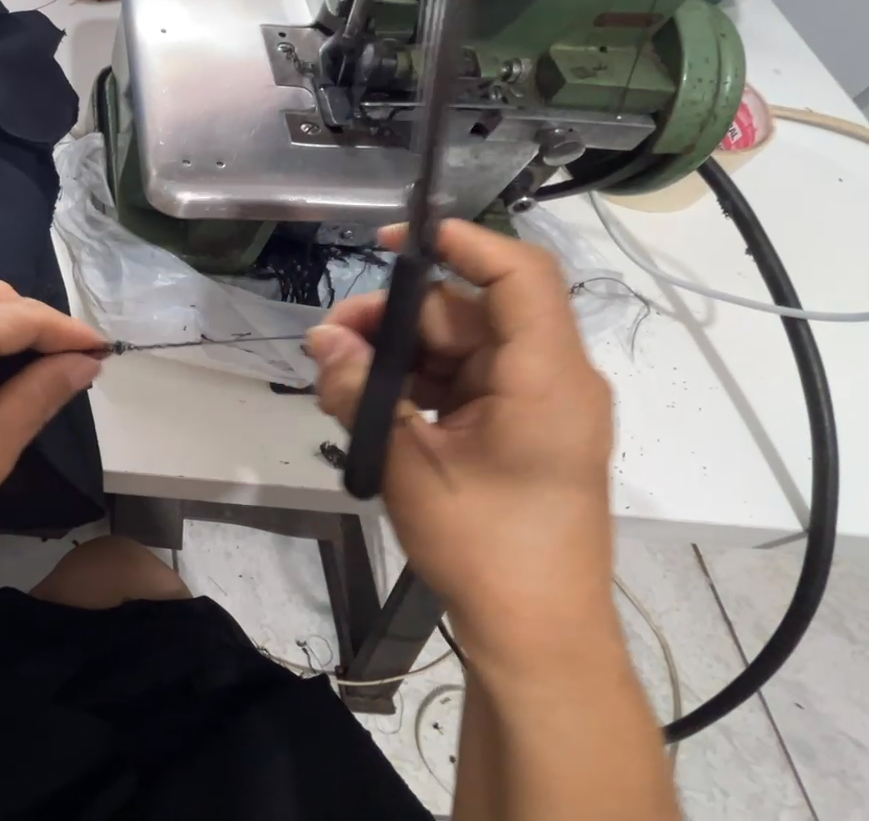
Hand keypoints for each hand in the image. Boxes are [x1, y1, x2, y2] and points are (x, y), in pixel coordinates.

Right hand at [306, 221, 616, 648]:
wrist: (533, 628)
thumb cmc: (484, 546)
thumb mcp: (408, 464)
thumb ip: (362, 393)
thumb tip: (321, 338)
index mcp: (545, 379)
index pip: (519, 276)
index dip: (462, 243)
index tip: (391, 240)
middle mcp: (547, 378)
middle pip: (465, 312)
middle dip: (391, 318)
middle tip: (326, 345)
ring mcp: (530, 403)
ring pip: (452, 345)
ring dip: (392, 354)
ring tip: (335, 383)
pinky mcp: (511, 426)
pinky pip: (456, 379)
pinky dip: (409, 383)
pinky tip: (363, 404)